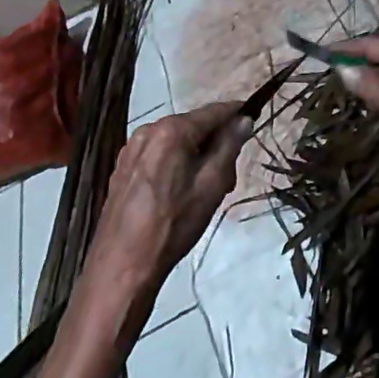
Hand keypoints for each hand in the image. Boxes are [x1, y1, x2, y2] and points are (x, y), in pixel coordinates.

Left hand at [26, 101, 250, 377]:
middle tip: (230, 178)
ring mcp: (130, 150)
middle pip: (194, 126)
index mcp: (170, 130)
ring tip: (206, 192)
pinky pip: (159, 156)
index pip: (214, 111)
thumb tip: (244, 119)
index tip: (256, 122)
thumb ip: (230, 146)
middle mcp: (146, 130)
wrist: (122, 267)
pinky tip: (180, 196)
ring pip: (176, 142)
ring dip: (197, 156)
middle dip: (216, 144)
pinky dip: (176, 166)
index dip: (238, 115)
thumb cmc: (174, 224)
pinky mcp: (122, 170)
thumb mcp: (212, 184)